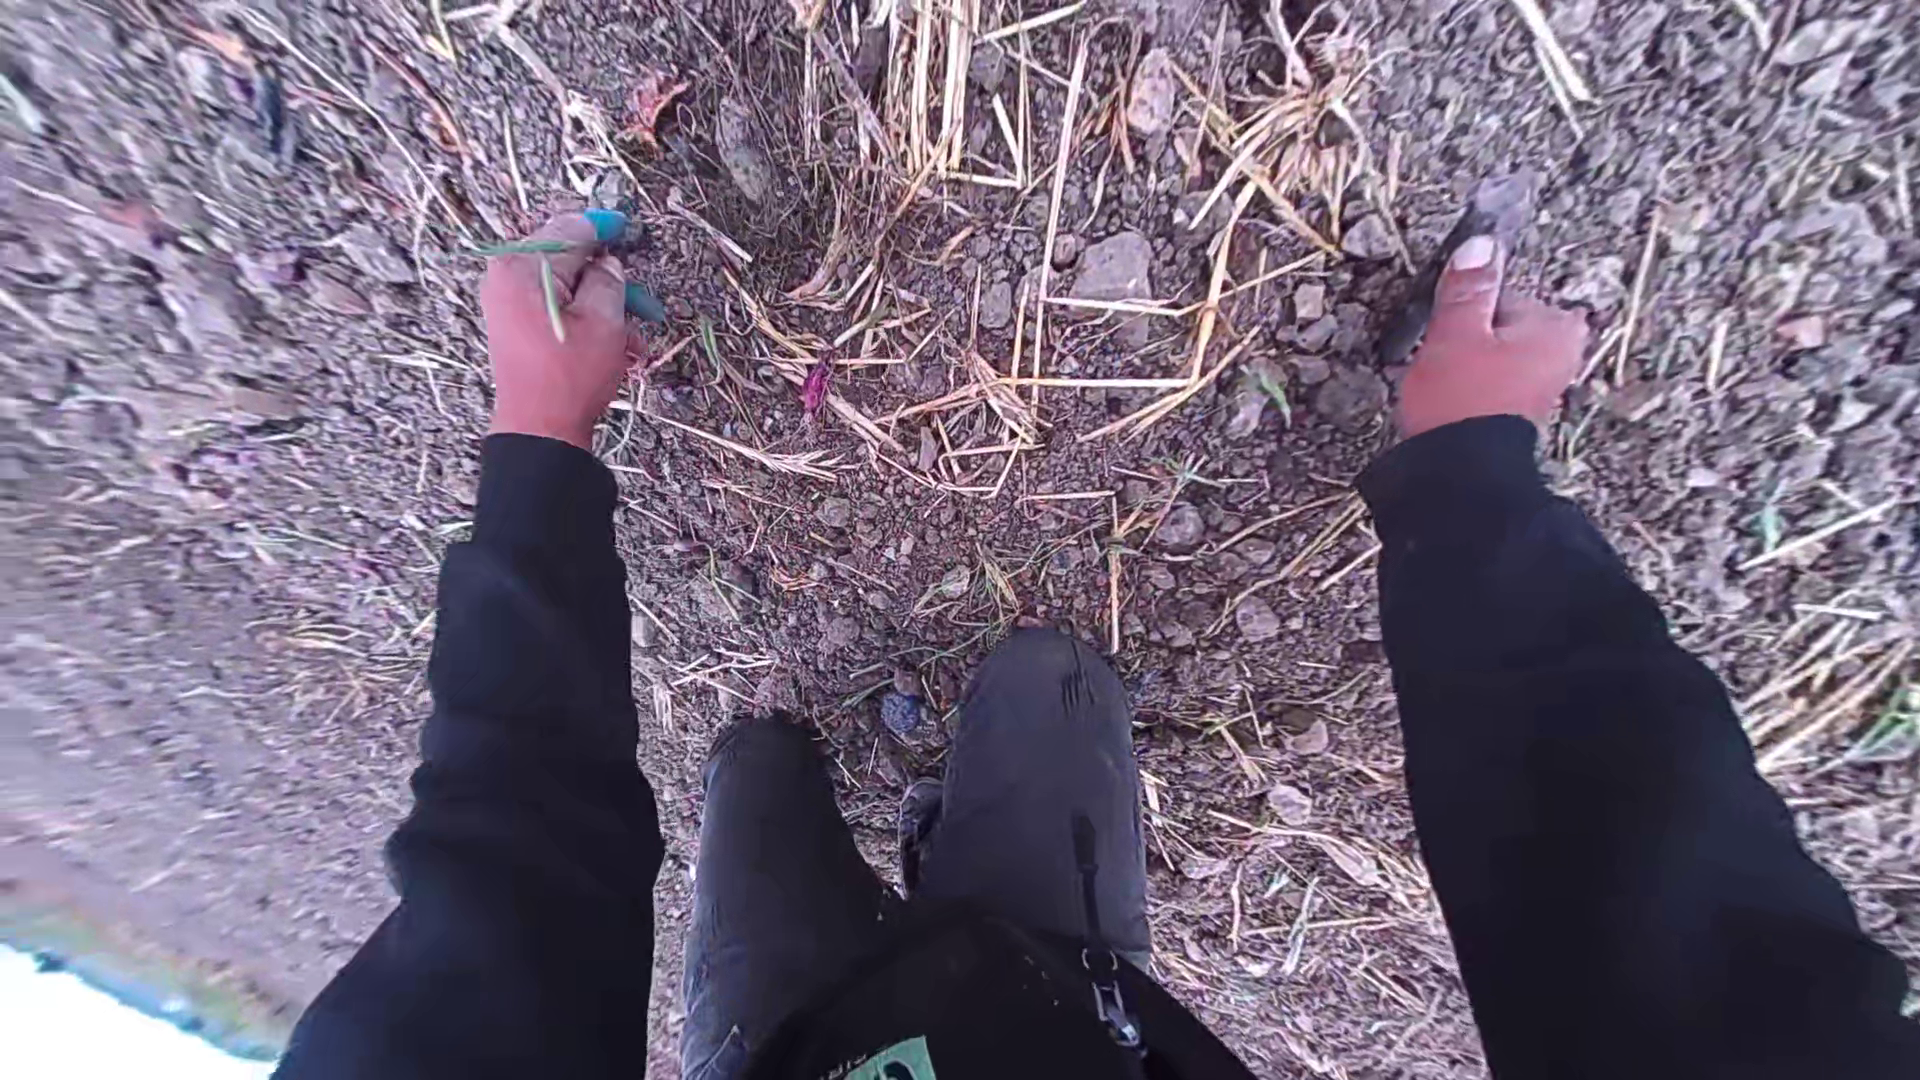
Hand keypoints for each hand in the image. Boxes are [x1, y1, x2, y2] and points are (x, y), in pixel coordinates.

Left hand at [481, 210, 633, 449]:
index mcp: (524, 268)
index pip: (569, 232)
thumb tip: (609, 265)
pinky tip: (615, 348)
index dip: (603, 229)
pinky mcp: (516, 325)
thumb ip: (609, 283)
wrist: (541, 427)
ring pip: (568, 290)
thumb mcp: (604, 324)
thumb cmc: (571, 376)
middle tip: (644, 305)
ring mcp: (508, 302)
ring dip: (605, 309)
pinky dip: (587, 321)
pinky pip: (557, 309)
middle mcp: (507, 277)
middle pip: (568, 262)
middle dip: (610, 283)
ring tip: (634, 342)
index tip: (625, 226)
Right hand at [1396, 236, 1588, 438]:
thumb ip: (1466, 291)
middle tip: (1437, 365)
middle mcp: (1562, 350)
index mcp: (1554, 325)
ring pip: (1491, 356)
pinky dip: (1468, 388)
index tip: (1438, 337)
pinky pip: (1490, 382)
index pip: (1499, 297)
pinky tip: (1448, 403)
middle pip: (1496, 327)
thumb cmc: (1460, 399)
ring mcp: (1544, 383)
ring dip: (1462, 366)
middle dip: (1463, 342)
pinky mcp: (1521, 409)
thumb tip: (1479, 244)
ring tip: (1439, 387)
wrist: (1460, 468)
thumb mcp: (1452, 336)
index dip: (1459, 316)